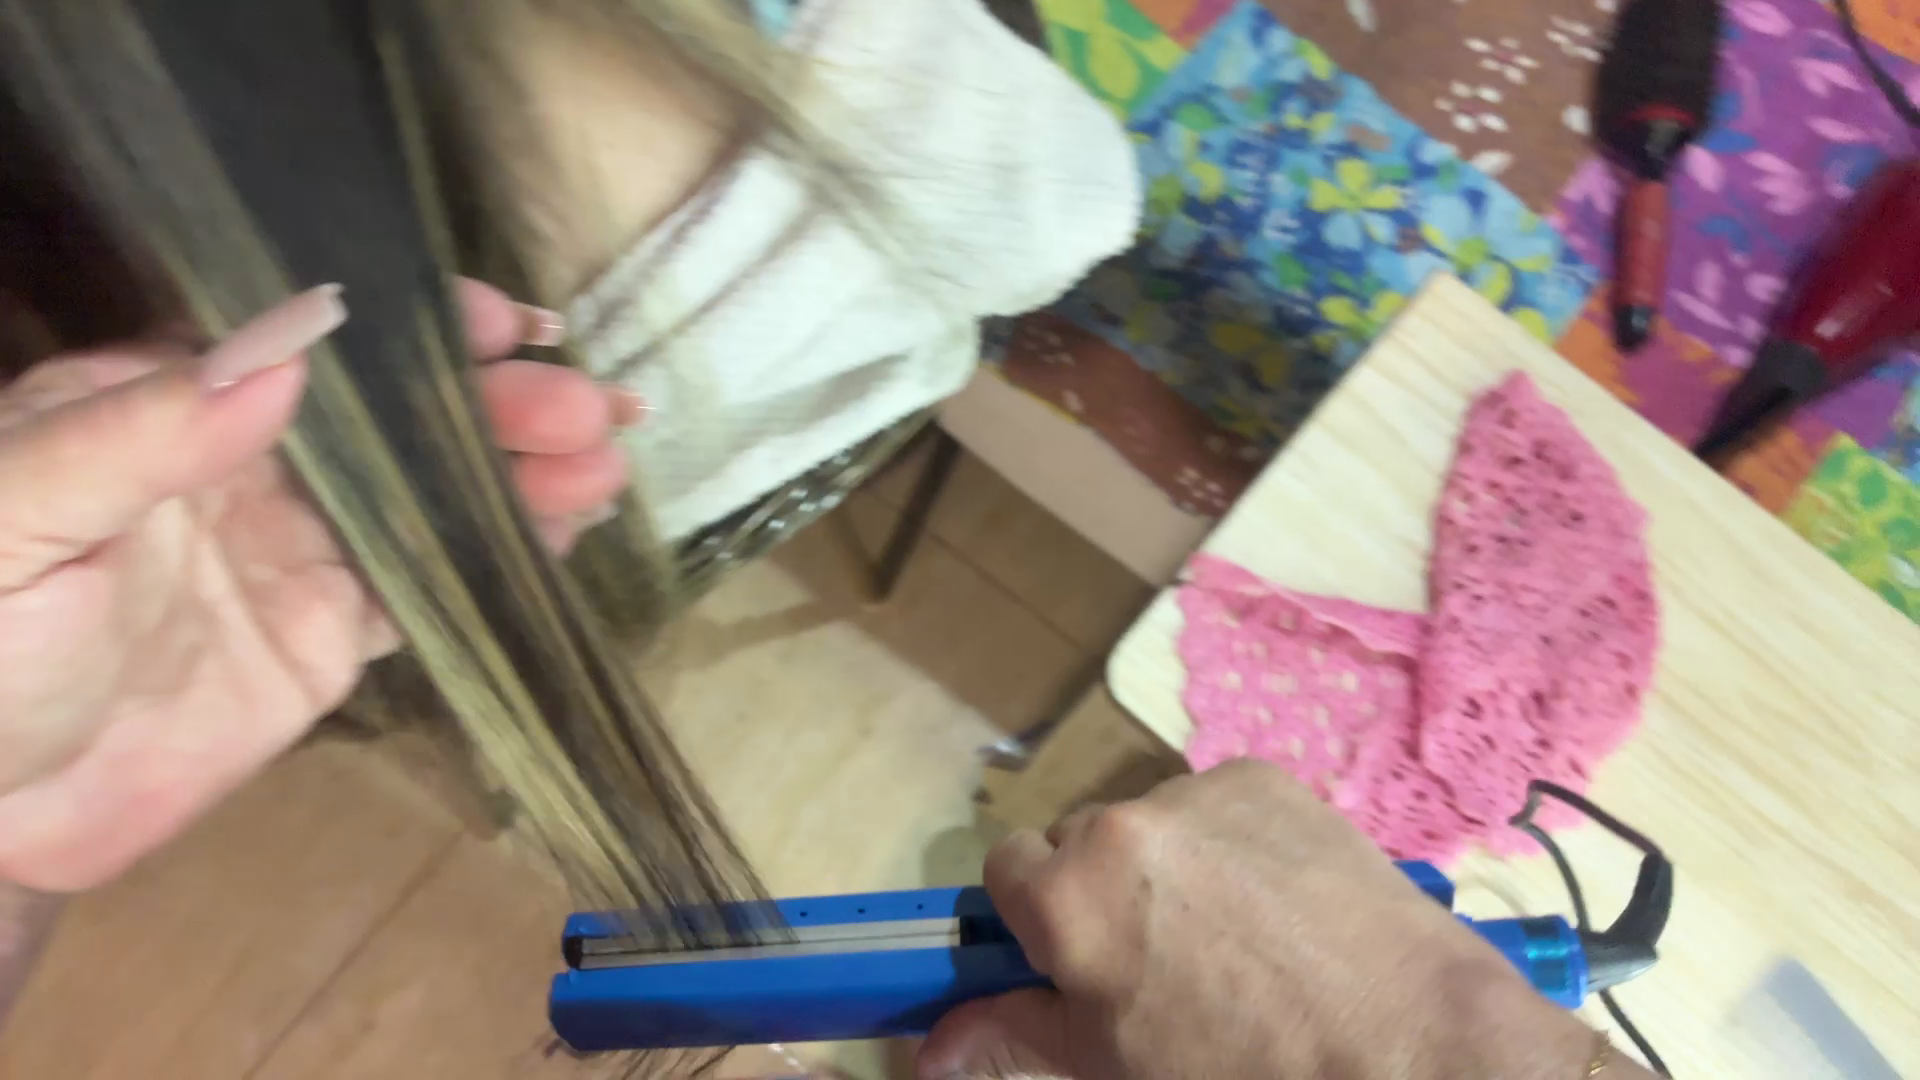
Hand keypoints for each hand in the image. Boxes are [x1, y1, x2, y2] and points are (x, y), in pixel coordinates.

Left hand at [0, 282, 645, 892]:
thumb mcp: (8, 531)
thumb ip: (134, 439)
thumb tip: (286, 361)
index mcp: (178, 415)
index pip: (324, 350)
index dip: (420, 330)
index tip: (507, 325)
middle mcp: (265, 471)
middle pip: (410, 427)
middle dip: (509, 409)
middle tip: (596, 409)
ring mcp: (317, 550)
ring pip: (444, 501)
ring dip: (530, 480)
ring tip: (608, 467)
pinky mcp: (347, 625)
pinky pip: (443, 580)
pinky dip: (511, 555)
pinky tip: (571, 531)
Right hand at [918, 761, 1633, 1079]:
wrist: (1422, 1054)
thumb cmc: (1249, 1077)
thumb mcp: (1118, 1070)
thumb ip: (1014, 1039)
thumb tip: (926, 1049)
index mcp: (1069, 893)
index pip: (1006, 864)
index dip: (1031, 908)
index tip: (1068, 945)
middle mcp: (1118, 821)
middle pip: (1079, 839)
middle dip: (1101, 887)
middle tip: (1161, 952)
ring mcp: (1193, 790)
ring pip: (1148, 822)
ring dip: (1165, 863)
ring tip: (1237, 932)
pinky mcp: (1258, 775)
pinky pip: (1213, 803)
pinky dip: (1228, 840)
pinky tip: (1279, 898)